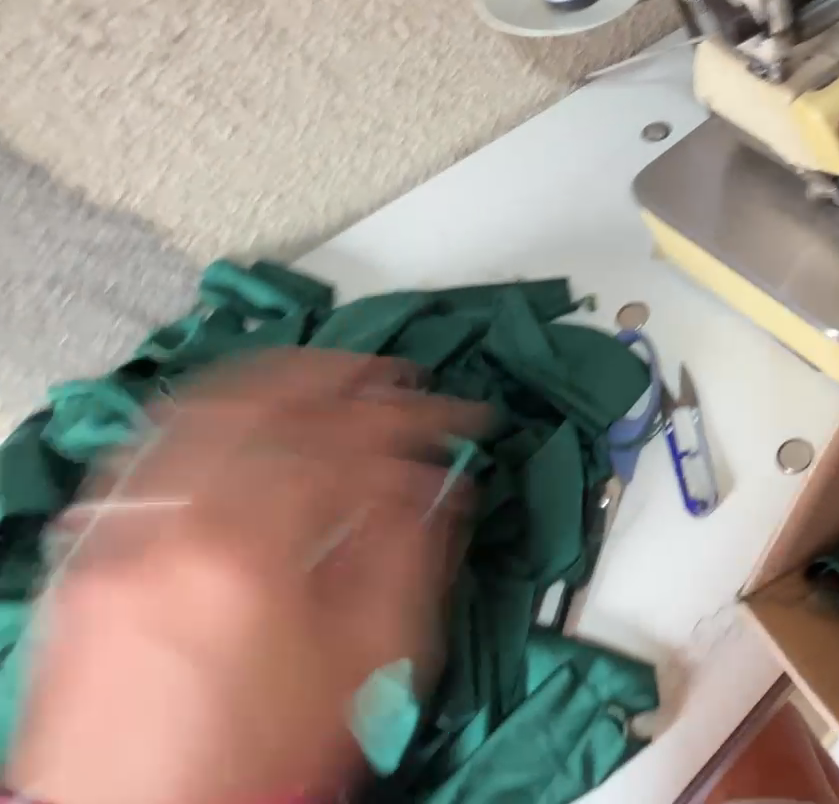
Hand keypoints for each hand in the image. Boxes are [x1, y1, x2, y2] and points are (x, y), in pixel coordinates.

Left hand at [8, 351, 486, 803]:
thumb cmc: (271, 746)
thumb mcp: (375, 648)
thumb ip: (413, 547)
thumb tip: (438, 481)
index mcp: (252, 552)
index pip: (353, 445)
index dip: (422, 421)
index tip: (461, 420)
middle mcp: (172, 530)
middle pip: (268, 407)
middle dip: (348, 377)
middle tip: (399, 377)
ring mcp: (119, 541)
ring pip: (198, 414)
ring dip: (277, 382)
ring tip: (331, 375)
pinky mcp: (93, 559)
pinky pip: (150, 453)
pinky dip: (211, 416)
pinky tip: (248, 417)